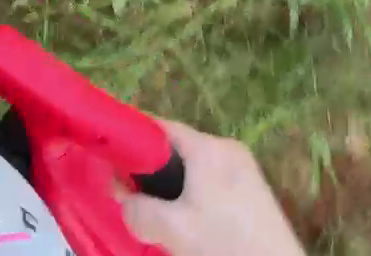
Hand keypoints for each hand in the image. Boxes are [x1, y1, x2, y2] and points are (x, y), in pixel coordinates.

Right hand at [122, 121, 303, 255]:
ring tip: (165, 220)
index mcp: (207, 146)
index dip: (130, 142)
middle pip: (174, 149)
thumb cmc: (226, 247)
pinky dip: (195, 198)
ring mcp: (247, 171)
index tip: (113, 165)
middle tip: (136, 199)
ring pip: (193, 169)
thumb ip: (136, 209)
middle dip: (152, 172)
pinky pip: (212, 183)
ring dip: (174, 189)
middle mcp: (227, 147)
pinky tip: (193, 228)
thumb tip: (122, 199)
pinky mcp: (257, 194)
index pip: (156, 126)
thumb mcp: (172, 231)